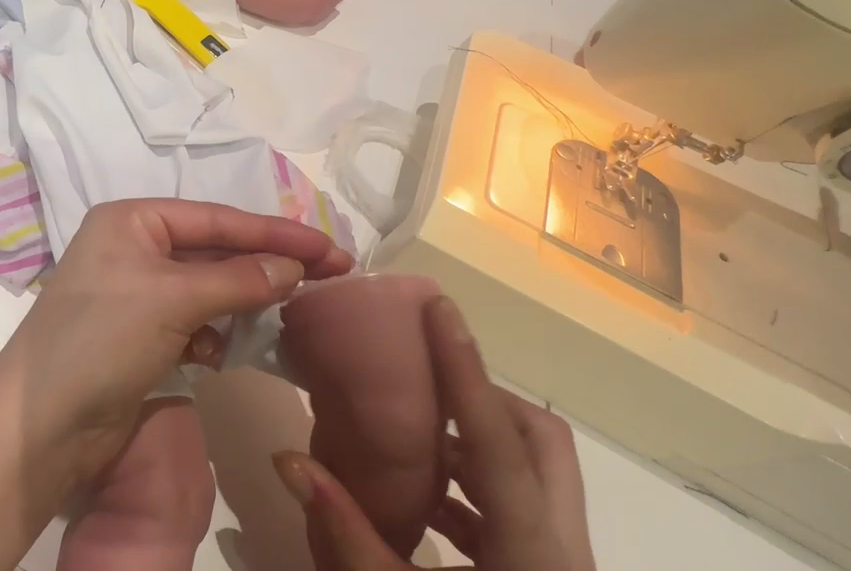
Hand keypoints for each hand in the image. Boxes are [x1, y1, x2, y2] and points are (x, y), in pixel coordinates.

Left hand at [0, 198, 351, 484]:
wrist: (44, 421)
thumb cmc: (103, 338)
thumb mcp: (174, 299)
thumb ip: (238, 279)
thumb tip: (294, 266)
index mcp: (131, 220)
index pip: (216, 219)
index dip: (275, 231)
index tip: (329, 248)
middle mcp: (131, 247)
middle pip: (213, 250)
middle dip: (264, 266)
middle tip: (328, 276)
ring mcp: (133, 292)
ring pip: (206, 288)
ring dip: (239, 302)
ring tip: (280, 315)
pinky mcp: (138, 334)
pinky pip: (191, 321)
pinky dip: (211, 333)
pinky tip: (218, 352)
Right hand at [273, 296, 596, 569]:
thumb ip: (347, 534)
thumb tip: (289, 459)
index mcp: (531, 549)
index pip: (492, 435)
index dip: (463, 367)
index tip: (439, 306)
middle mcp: (560, 545)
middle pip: (536, 441)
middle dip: (478, 397)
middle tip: (417, 378)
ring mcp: (560, 563)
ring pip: (532, 475)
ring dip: (471, 445)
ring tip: (407, 434)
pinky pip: (519, 513)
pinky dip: (472, 492)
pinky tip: (420, 506)